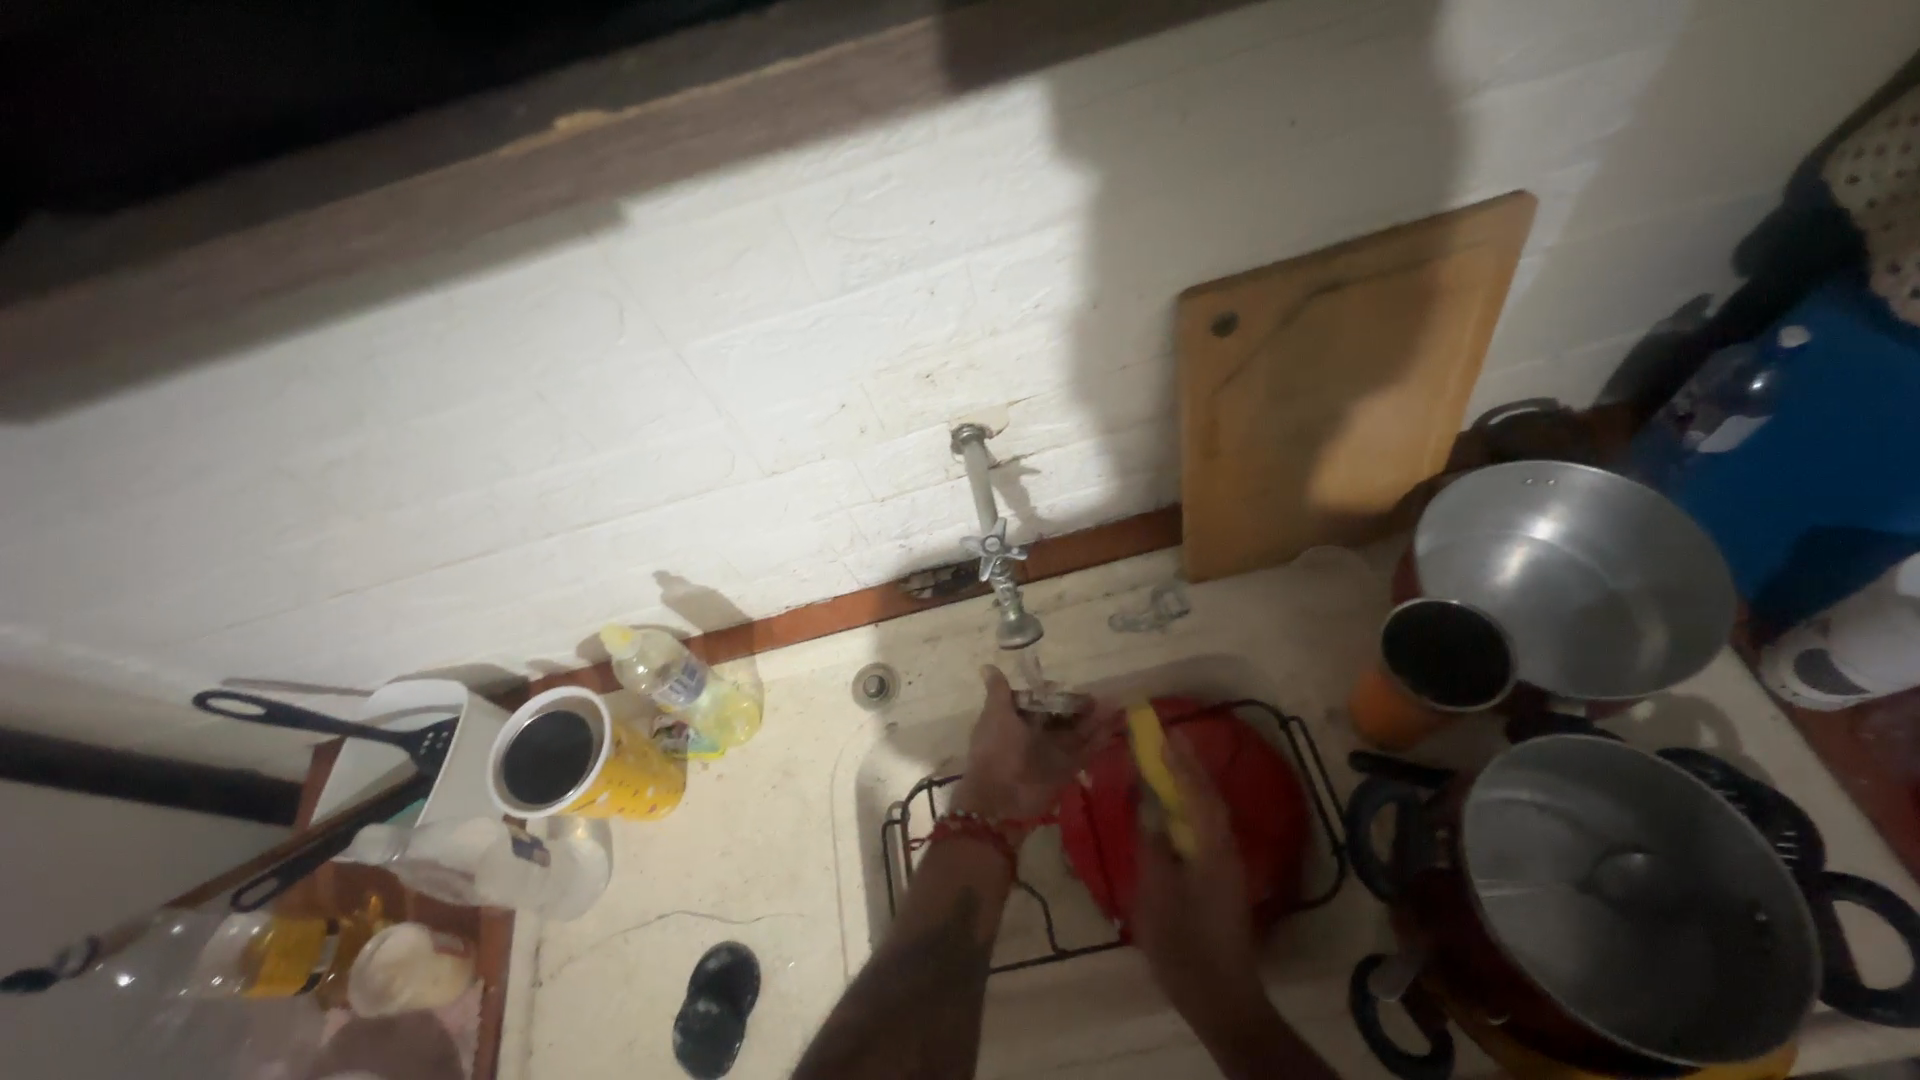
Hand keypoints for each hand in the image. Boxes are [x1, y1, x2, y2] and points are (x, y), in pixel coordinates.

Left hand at [949, 666, 1114, 832]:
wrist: (1000, 796)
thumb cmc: (996, 749)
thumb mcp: (996, 715)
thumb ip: (999, 692)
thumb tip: (987, 666)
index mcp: (1017, 720)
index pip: (1039, 702)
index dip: (1054, 694)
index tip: (1065, 687)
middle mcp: (1036, 735)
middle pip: (1063, 716)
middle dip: (1080, 707)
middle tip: (1101, 696)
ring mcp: (1053, 752)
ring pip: (1078, 732)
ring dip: (1096, 720)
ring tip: (1117, 706)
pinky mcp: (1066, 768)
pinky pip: (1086, 751)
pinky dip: (1100, 740)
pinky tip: (1116, 727)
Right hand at [1131, 730, 1264, 1020]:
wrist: (1222, 998)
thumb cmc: (1184, 945)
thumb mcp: (1156, 892)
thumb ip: (1151, 842)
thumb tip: (1146, 801)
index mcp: (1212, 847)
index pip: (1194, 791)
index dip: (1177, 760)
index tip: (1159, 732)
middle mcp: (1225, 848)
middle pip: (1207, 796)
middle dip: (1187, 764)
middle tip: (1165, 735)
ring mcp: (1227, 864)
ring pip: (1209, 812)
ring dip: (1190, 782)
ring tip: (1168, 760)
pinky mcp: (1222, 880)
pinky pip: (1205, 828)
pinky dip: (1190, 806)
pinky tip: (1175, 807)